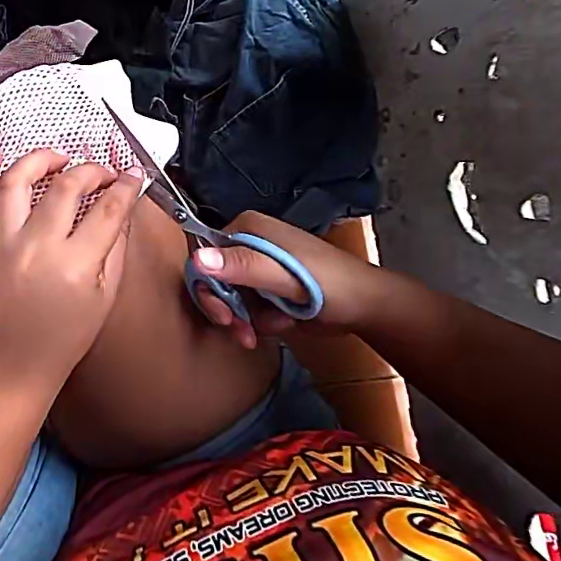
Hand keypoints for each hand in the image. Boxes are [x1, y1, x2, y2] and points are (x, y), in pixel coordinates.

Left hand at [0, 148, 143, 385]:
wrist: (22, 356)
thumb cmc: (66, 331)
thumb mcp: (107, 292)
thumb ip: (116, 244)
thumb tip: (122, 207)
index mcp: (74, 264)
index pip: (108, 208)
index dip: (126, 186)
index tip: (132, 177)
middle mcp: (36, 248)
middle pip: (67, 186)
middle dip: (92, 171)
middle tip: (103, 175)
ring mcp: (3, 244)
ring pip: (16, 181)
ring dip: (40, 160)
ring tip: (59, 159)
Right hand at [189, 212, 401, 348]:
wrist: (364, 306)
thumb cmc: (330, 284)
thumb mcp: (284, 276)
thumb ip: (243, 267)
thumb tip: (196, 260)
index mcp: (250, 229)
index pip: (204, 253)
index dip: (207, 286)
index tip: (222, 314)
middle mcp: (250, 245)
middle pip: (214, 279)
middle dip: (227, 310)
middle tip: (241, 331)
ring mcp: (260, 268)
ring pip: (230, 298)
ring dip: (245, 320)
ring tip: (269, 330)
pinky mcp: (269, 289)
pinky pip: (248, 308)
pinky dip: (260, 321)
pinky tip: (283, 323)